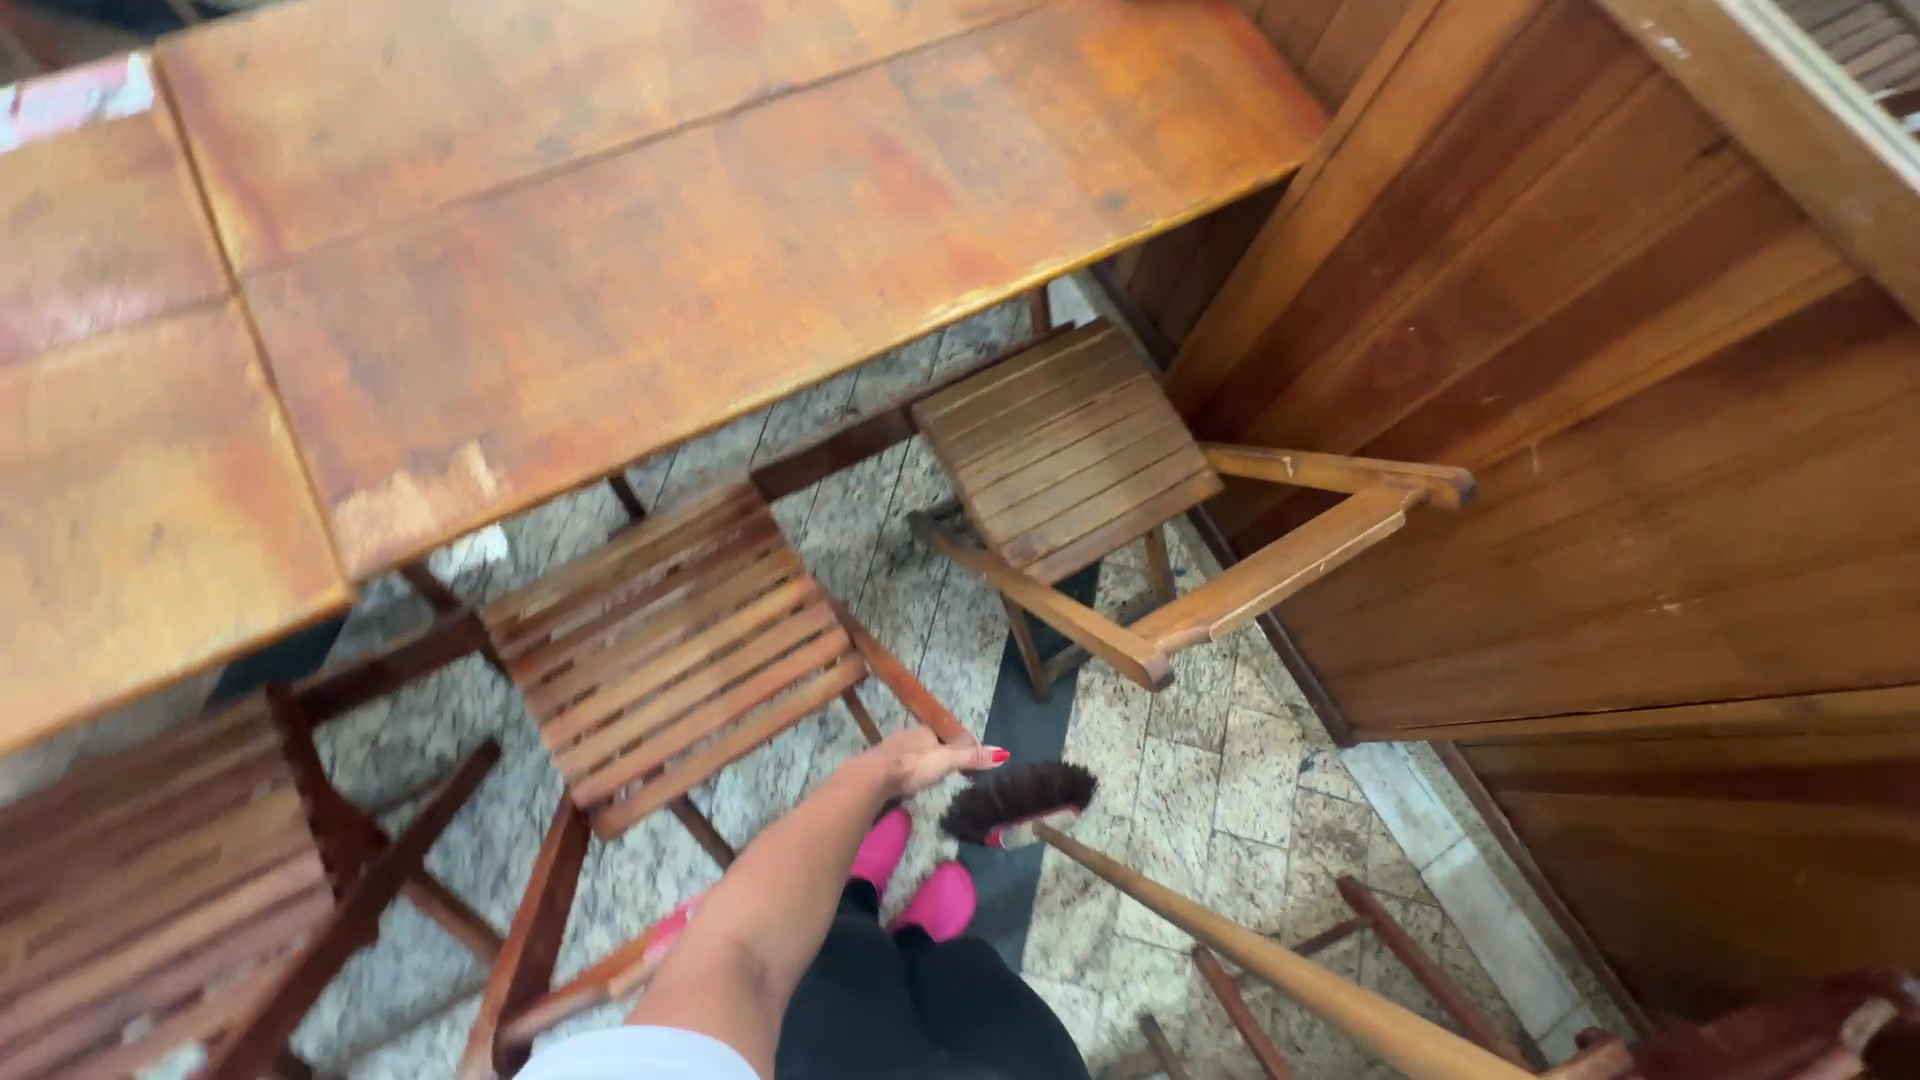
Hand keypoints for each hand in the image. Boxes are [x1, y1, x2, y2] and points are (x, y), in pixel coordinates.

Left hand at [860, 725, 1006, 798]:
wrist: (872, 776)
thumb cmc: (913, 765)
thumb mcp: (947, 761)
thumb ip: (971, 757)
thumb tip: (1004, 752)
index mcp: (925, 730)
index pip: (946, 735)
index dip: (956, 746)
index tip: (964, 762)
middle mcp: (908, 735)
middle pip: (929, 744)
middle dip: (938, 756)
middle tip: (948, 774)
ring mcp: (892, 749)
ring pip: (913, 755)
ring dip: (922, 765)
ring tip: (931, 782)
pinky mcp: (881, 765)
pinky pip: (900, 767)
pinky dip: (907, 774)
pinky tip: (909, 785)